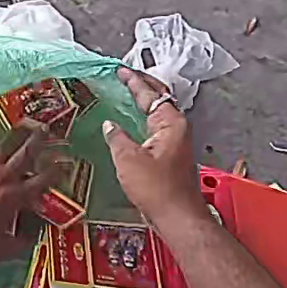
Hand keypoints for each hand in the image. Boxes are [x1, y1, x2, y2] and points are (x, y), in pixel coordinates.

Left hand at [0, 123, 49, 262]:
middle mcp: (4, 176)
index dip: (58, 170)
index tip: (65, 162)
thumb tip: (32, 238)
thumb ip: (21, 242)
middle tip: (46, 128)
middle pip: (26, 152)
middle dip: (39, 139)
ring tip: (19, 124)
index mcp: (17, 196)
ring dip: (12, 133)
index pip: (44, 179)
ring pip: (2, 143)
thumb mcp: (2, 249)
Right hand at [102, 68, 204, 228]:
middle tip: (125, 76)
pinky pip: (157, 125)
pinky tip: (134, 120)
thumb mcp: (128, 160)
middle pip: (160, 98)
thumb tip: (109, 124)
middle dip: (143, 85)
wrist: (177, 216)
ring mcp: (177, 140)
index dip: (133, 82)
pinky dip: (145, 117)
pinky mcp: (172, 153)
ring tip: (129, 92)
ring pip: (160, 111)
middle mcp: (177, 127)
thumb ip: (117, 137)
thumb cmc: (155, 188)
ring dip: (145, 100)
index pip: (149, 94)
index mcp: (170, 123)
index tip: (120, 71)